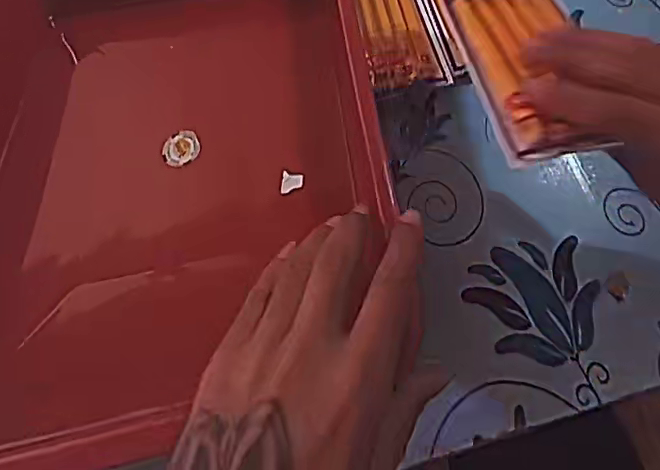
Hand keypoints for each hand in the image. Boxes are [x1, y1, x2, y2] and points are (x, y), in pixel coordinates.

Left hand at [169, 208, 447, 469]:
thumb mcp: (371, 464)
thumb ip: (402, 412)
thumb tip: (431, 378)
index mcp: (355, 382)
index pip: (389, 291)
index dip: (403, 248)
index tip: (408, 224)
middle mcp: (311, 352)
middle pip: (338, 262)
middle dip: (354, 229)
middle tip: (363, 216)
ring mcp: (264, 347)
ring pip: (297, 267)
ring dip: (318, 238)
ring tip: (332, 225)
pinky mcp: (228, 354)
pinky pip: (258, 291)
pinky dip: (278, 265)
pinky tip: (289, 252)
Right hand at [522, 29, 659, 246]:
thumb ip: (616, 143)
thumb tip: (561, 112)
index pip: (622, 111)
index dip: (569, 97)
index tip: (527, 89)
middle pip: (628, 67)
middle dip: (570, 56)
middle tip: (526, 50)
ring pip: (639, 48)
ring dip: (585, 40)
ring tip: (545, 36)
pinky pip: (657, 49)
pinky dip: (614, 44)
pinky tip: (584, 40)